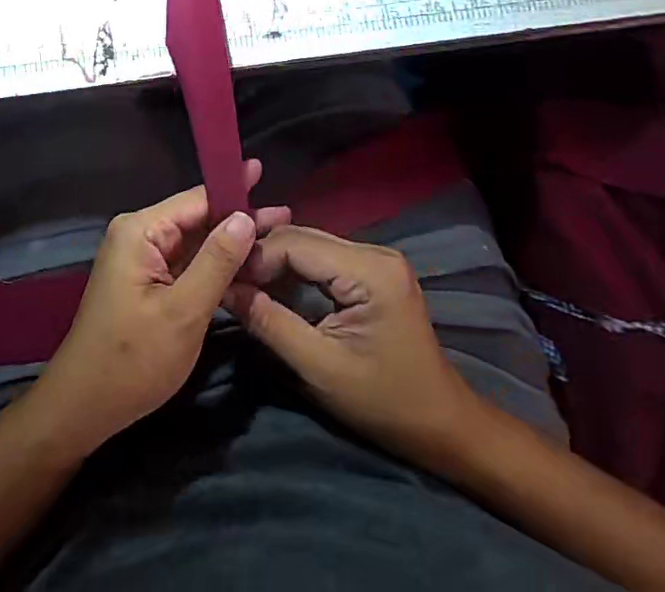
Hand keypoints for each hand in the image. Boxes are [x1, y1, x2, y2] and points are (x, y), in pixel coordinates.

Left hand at [24, 160, 292, 455]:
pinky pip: (184, 262)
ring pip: (192, 242)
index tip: (265, 174)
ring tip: (276, 235)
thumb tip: (246, 217)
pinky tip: (245, 265)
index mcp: (139, 231)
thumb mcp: (184, 311)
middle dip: (237, 217)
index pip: (195, 200)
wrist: (87, 401)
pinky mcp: (144, 280)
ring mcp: (139, 258)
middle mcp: (136, 235)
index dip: (232, 189)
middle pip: (195, 218)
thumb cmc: (134, 358)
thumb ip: (216, 262)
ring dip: (229, 243)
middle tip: (286, 217)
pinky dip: (213, 264)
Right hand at [223, 225, 483, 461]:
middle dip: (258, 258)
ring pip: (304, 244)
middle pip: (297, 237)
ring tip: (241, 286)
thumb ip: (267, 321)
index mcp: (370, 271)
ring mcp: (375, 259)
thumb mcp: (317, 366)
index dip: (251, 259)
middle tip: (225, 283)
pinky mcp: (371, 270)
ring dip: (270, 263)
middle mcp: (374, 252)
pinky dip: (290, 270)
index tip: (221, 282)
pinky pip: (318, 257)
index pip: (292, 244)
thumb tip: (221, 288)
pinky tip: (269, 288)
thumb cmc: (384, 401)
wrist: (443, 426)